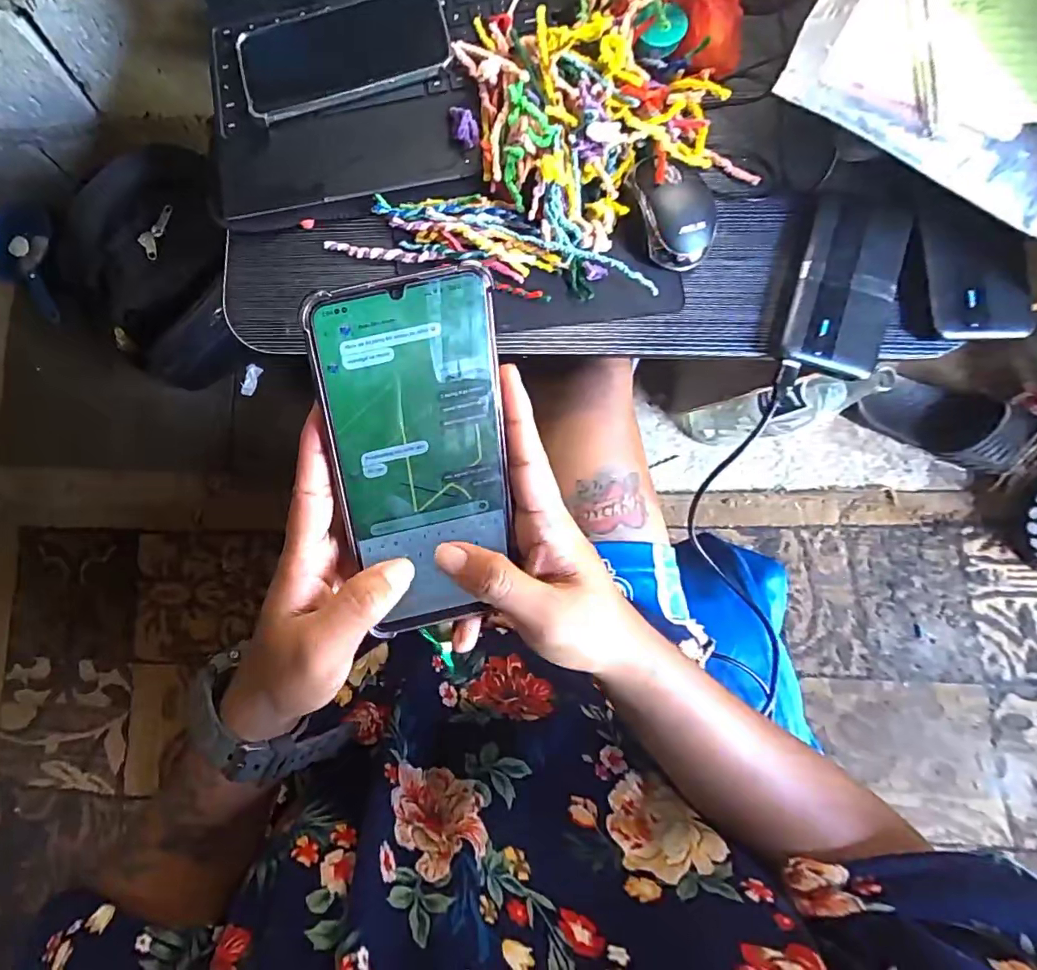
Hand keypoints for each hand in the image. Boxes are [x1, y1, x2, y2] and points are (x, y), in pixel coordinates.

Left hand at [219, 409, 415, 740]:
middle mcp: (320, 551)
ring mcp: (336, 569)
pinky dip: (392, 529)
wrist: (271, 707)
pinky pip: (374, 548)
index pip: (309, 490)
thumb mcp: (321, 644)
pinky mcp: (351, 587)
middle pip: (336, 492)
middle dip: (353, 453)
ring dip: (377, 487)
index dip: (314, 448)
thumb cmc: (286, 673)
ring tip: (414, 458)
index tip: (324, 405)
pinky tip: (422, 522)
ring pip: (357, 517)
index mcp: (305, 554)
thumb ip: (358, 606)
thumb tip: (403, 563)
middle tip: (388, 421)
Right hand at [432, 364, 663, 679]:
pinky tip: (460, 632)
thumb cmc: (594, 630)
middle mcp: (529, 523)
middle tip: (424, 439)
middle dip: (460, 460)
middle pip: (491, 482)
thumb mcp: (547, 612)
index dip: (517, 413)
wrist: (613, 662)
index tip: (504, 372)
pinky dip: (464, 602)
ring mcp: (517, 547)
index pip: (529, 457)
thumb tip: (444, 550)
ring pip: (473, 532)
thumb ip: (497, 582)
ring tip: (422, 573)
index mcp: (547, 520)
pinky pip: (476, 572)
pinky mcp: (509, 571)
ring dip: (451, 558)